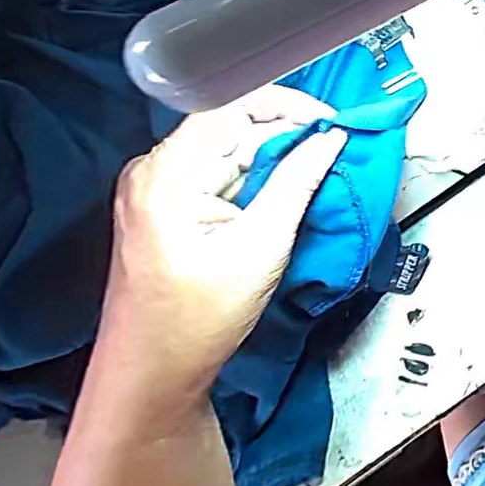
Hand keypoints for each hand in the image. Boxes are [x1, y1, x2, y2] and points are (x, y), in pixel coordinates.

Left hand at [103, 87, 348, 396]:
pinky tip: (287, 185)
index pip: (230, 107)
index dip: (286, 105)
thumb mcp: (262, 246)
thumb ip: (297, 182)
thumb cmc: (197, 321)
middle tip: (333, 144)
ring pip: (230, 149)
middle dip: (287, 131)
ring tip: (319, 164)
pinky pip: (222, 173)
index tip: (331, 121)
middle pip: (230, 126)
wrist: (151, 380)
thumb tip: (331, 138)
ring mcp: (160, 189)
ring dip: (276, 154)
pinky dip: (259, 174)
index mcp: (166, 175)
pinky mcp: (171, 207)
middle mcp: (156, 171)